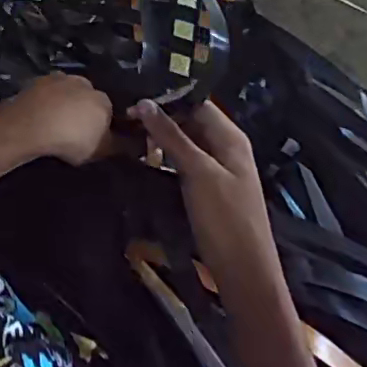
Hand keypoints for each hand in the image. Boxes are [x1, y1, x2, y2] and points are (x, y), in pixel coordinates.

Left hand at [0, 74, 112, 164]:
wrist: (30, 125)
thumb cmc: (70, 139)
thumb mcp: (101, 150)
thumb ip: (117, 144)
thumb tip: (128, 142)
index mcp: (102, 99)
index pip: (108, 110)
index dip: (101, 124)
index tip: (93, 136)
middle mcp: (82, 82)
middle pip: (86, 98)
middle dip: (82, 109)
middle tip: (73, 128)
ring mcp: (57, 78)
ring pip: (65, 92)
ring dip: (63, 103)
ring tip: (54, 122)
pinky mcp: (36, 80)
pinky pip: (46, 93)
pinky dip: (45, 101)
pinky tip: (40, 114)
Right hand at [130, 100, 283, 295]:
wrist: (243, 273)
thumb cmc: (225, 219)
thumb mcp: (197, 172)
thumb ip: (171, 136)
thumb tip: (144, 101)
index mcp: (229, 138)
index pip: (195, 101)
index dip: (166, 96)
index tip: (133, 92)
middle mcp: (223, 146)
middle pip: (187, 118)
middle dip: (158, 113)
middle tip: (122, 110)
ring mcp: (213, 166)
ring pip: (181, 138)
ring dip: (157, 133)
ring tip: (124, 126)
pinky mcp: (203, 184)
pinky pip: (179, 157)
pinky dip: (161, 152)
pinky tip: (138, 151)